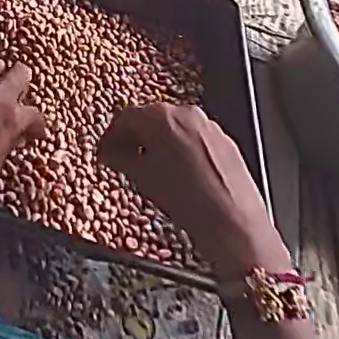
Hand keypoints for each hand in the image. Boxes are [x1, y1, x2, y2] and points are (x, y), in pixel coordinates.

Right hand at [98, 103, 286, 277]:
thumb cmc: (189, 201)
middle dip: (134, 138)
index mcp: (161, 118)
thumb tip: (112, 155)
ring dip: (157, 143)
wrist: (233, 224)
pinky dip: (180, 149)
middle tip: (121, 158)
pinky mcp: (225, 141)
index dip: (110, 137)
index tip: (105, 152)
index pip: (125, 118)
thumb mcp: (142, 179)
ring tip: (149, 168)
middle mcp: (187, 114)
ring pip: (174, 128)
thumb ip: (120, 158)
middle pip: (150, 118)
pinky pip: (194, 138)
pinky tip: (176, 173)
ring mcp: (209, 126)